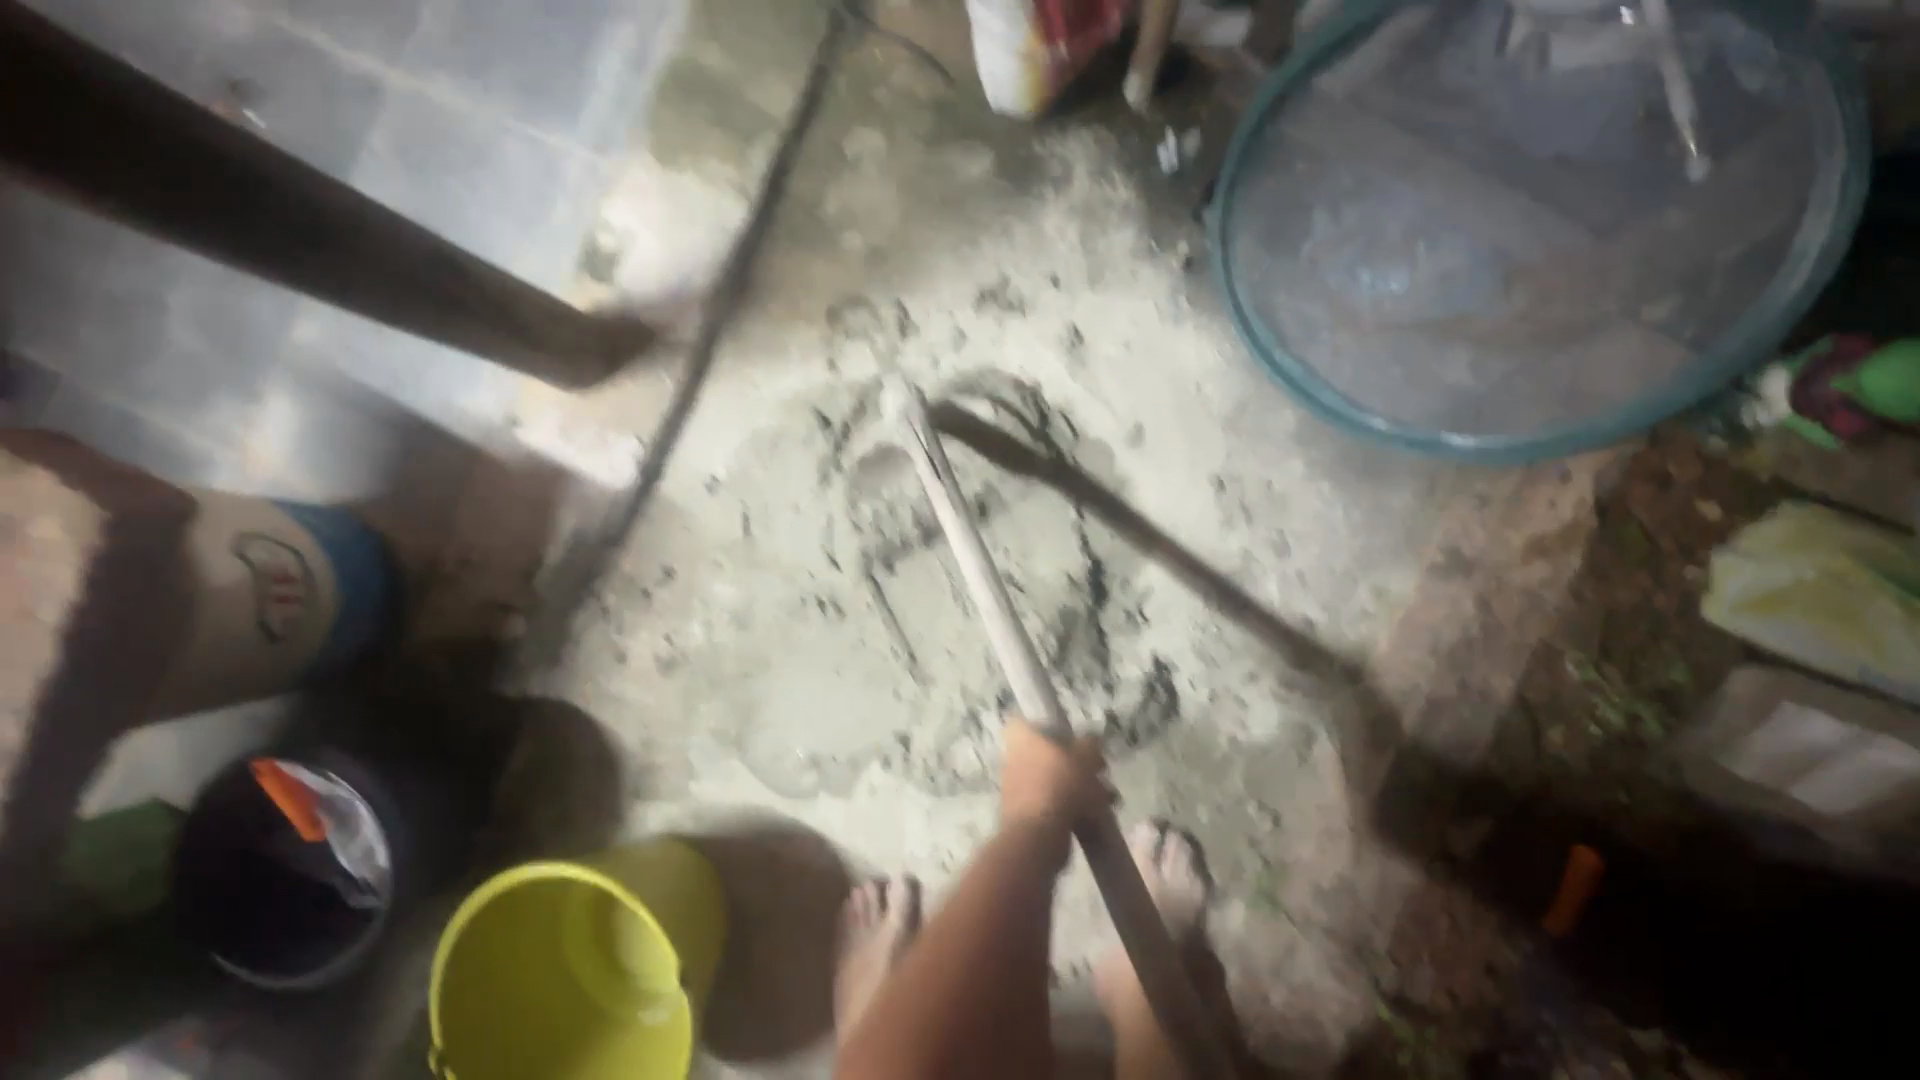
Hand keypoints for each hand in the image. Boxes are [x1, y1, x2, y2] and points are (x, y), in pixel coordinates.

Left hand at [999, 716, 1111, 826]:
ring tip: (1109, 799)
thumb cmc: (1059, 784)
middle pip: (1047, 755)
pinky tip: (1098, 818)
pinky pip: (1053, 805)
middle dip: (1076, 765)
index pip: (1024, 721)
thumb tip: (1091, 741)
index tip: (1069, 736)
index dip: (1046, 726)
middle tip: (1100, 773)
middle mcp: (1013, 759)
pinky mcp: (1025, 815)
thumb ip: (1090, 744)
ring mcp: (1017, 789)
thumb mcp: (1084, 757)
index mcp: (1020, 738)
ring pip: (1054, 782)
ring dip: (1080, 789)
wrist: (1038, 834)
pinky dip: (1073, 810)